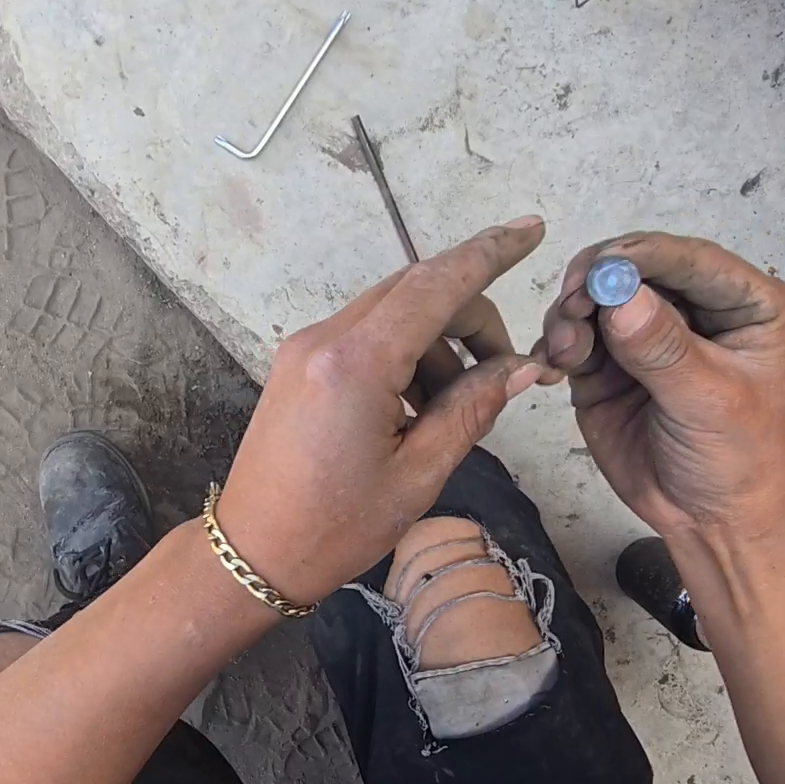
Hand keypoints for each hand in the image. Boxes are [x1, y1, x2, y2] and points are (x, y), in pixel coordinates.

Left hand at [216, 218, 547, 604]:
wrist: (253, 552)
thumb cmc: (336, 528)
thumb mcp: (418, 474)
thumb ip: (472, 408)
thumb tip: (525, 366)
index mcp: (355, 364)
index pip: (434, 284)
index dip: (490, 253)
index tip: (532, 231)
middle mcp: (323, 339)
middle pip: (413, 291)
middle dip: (469, 316)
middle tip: (502, 369)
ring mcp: (303, 348)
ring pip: (389, 314)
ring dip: (434, 343)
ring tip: (450, 409)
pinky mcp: (296, 365)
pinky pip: (363, 337)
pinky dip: (401, 356)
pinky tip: (413, 407)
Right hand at [534, 232, 784, 539]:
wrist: (704, 518)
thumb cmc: (734, 458)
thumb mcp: (708, 402)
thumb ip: (663, 350)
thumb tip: (621, 298)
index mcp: (740, 306)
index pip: (690, 261)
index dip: (643, 256)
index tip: (600, 267)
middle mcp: (689, 311)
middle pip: (633, 272)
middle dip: (595, 284)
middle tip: (569, 306)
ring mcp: (641, 338)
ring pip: (594, 303)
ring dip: (569, 317)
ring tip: (564, 351)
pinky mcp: (604, 367)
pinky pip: (572, 340)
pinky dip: (555, 345)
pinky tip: (551, 363)